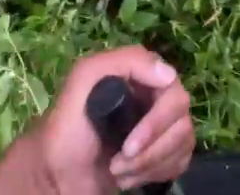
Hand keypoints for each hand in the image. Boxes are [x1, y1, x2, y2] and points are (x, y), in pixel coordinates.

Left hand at [0, 46, 193, 193]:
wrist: (56, 177)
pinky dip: (156, 173)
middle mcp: (158, 96)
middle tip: (119, 161)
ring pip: (183, 139)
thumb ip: (125, 61)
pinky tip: (130, 177)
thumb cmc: (67, 128)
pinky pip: (182, 159)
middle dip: (150, 147)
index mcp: (144, 75)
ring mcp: (164, 125)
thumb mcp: (85, 78)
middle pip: (181, 116)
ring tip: (118, 171)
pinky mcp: (166, 153)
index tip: (130, 144)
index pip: (173, 86)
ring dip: (149, 164)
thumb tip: (169, 74)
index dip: (157, 119)